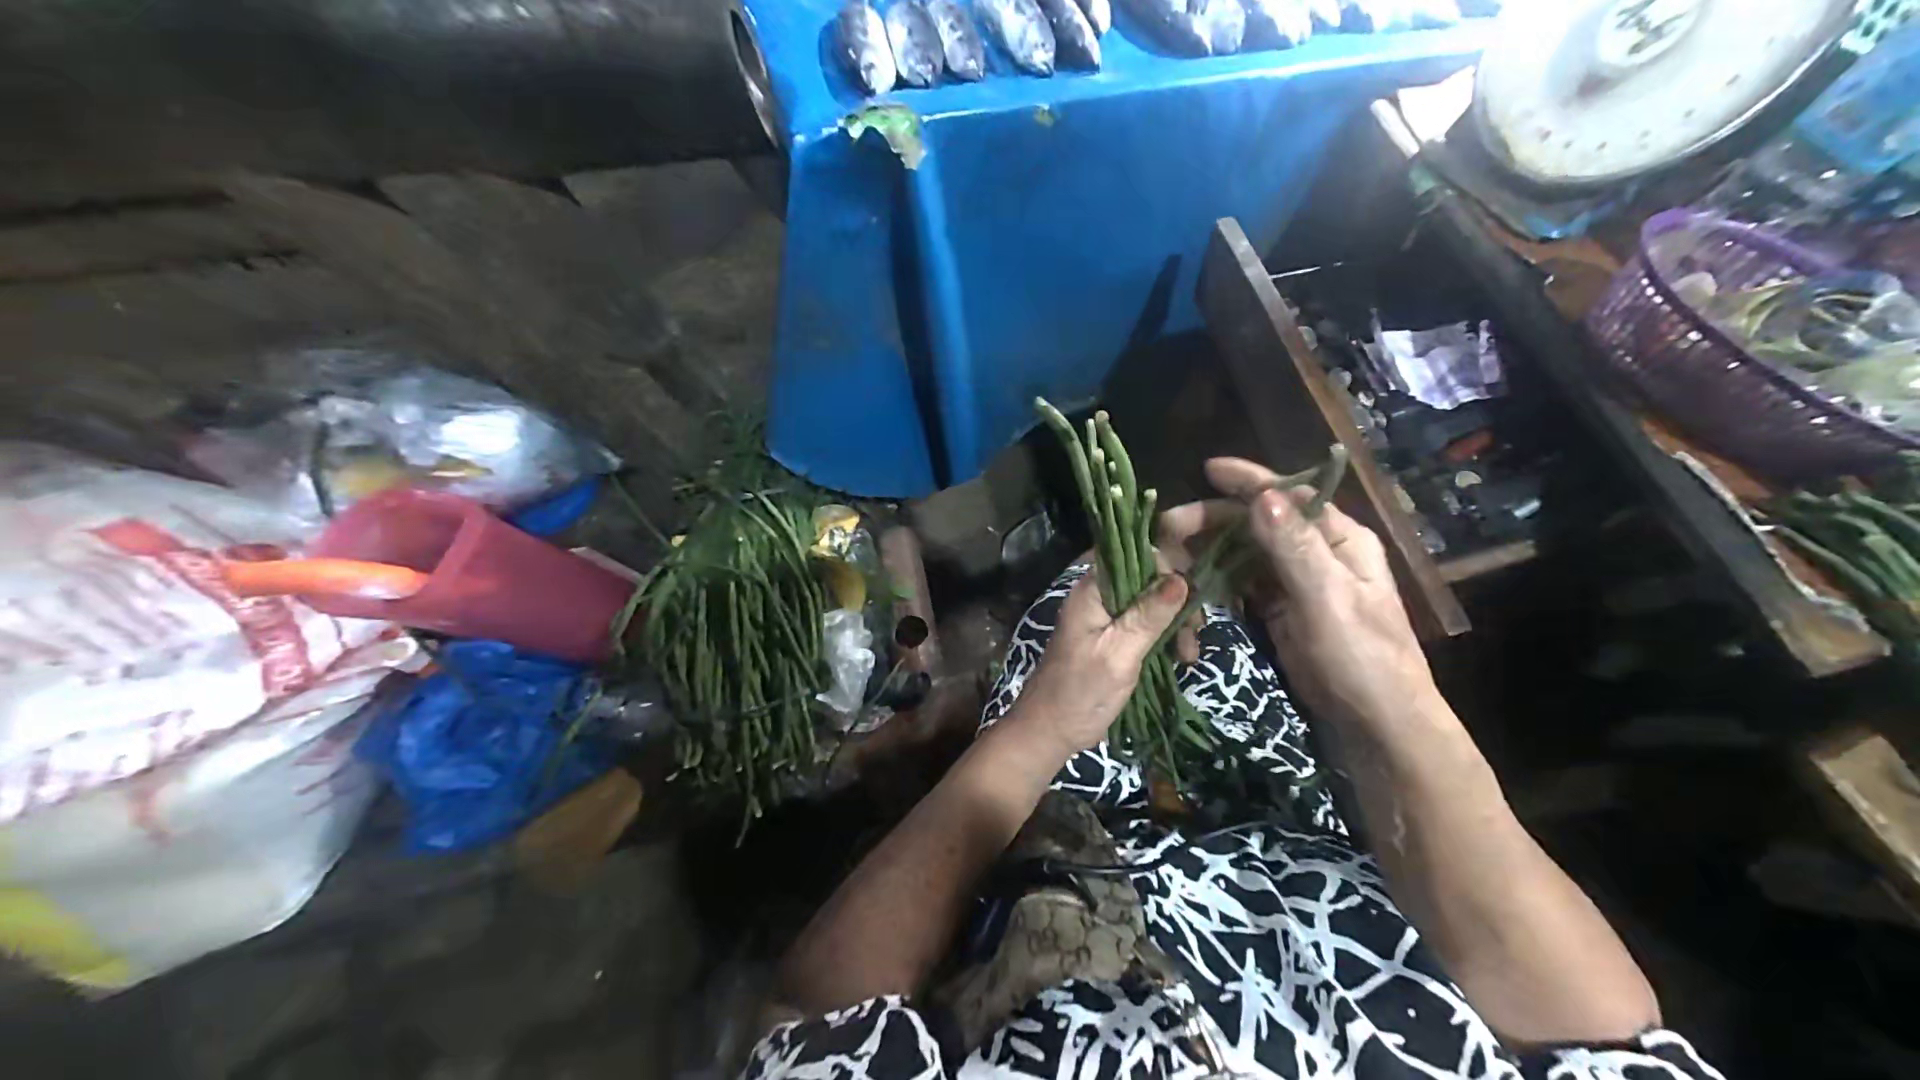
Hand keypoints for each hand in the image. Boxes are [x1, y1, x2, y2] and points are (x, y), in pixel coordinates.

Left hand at [1004, 568, 1188, 760]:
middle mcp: (1099, 596)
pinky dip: (1166, 638)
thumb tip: (1181, 577)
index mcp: (1093, 590)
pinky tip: (1181, 657)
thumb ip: (1148, 615)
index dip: (1168, 568)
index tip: (1191, 594)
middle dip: (1178, 601)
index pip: (1136, 555)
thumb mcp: (1119, 652)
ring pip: (1153, 604)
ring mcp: (1107, 618)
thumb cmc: (1081, 691)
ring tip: (1188, 655)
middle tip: (1195, 634)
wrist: (1051, 730)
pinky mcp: (1115, 639)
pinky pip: (1147, 626)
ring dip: (1176, 623)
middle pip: (1149, 579)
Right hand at [1160, 457, 1441, 731]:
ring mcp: (1295, 580)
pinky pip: (1239, 582)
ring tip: (1170, 561)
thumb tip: (1262, 496)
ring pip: (1242, 551)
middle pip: (1255, 522)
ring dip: (1207, 552)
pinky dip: (1215, 581)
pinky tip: (1192, 587)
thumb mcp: (1328, 599)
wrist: (1376, 722)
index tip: (1207, 469)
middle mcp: (1315, 550)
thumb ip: (1294, 547)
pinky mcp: (1279, 607)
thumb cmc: (1361, 657)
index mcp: (1338, 538)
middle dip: (1210, 523)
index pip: (1288, 495)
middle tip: (1167, 531)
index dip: (1247, 481)